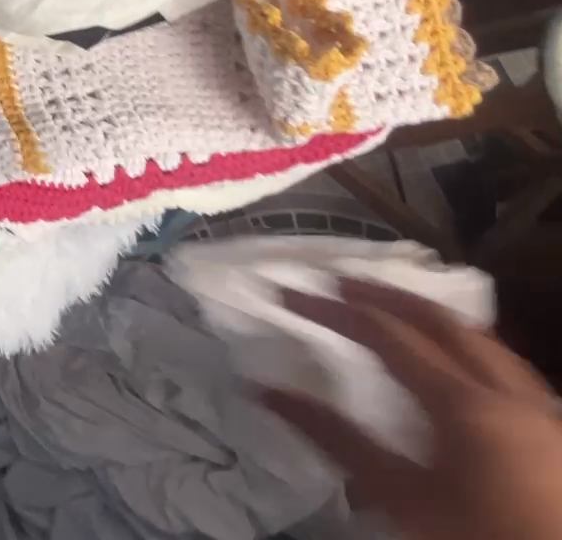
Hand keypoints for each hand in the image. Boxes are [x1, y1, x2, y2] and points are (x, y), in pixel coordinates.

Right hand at [261, 278, 561, 539]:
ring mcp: (546, 415)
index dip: (332, 308)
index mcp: (467, 404)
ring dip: (431, 318)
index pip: (387, 333)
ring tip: (389, 309)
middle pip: (445, 324)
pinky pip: (508, 368)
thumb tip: (265, 390)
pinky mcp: (558, 436)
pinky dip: (466, 346)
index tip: (287, 293)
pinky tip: (450, 360)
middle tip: (337, 283)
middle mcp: (513, 397)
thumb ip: (335, 438)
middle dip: (387, 297)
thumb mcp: (400, 495)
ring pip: (486, 343)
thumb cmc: (476, 533)